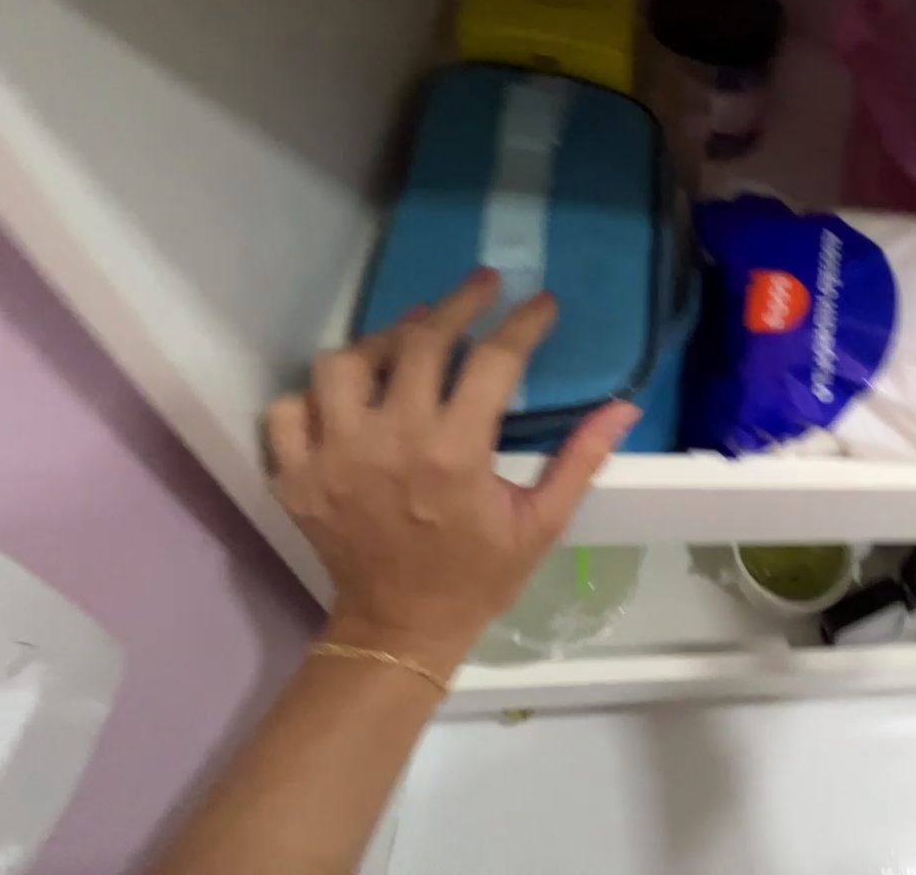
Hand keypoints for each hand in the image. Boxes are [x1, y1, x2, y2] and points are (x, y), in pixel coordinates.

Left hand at [264, 270, 639, 675]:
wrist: (400, 629)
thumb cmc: (481, 573)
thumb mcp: (545, 520)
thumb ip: (582, 458)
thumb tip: (625, 408)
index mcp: (455, 453)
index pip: (493, 361)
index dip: (523, 323)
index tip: (542, 303)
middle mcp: (388, 443)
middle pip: (418, 343)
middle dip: (459, 304)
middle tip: (483, 285)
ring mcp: (331, 458)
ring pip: (343, 363)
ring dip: (384, 340)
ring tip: (414, 336)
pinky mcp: (294, 476)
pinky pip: (290, 408)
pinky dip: (319, 394)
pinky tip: (355, 396)